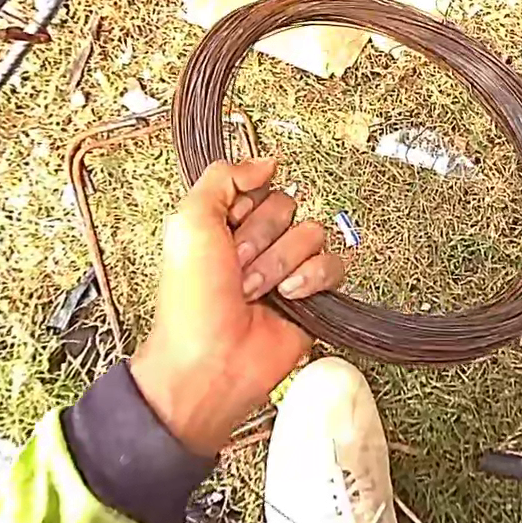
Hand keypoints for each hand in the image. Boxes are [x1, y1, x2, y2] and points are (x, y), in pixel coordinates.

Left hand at [129, 159, 346, 456]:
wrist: (211, 361)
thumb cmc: (191, 303)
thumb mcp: (189, 225)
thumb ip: (223, 179)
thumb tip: (266, 161)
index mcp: (229, 223)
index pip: (262, 187)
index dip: (246, 210)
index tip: (227, 233)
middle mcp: (260, 241)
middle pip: (290, 207)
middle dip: (262, 240)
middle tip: (238, 268)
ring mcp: (288, 265)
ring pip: (312, 234)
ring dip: (280, 265)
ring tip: (257, 291)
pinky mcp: (313, 289)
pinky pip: (333, 263)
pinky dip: (309, 280)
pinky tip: (288, 296)